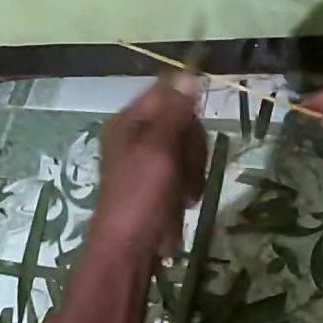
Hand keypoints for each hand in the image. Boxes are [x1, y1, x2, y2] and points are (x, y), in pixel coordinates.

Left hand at [86, 77, 207, 255]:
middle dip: (192, 148)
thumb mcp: (159, 149)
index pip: (167, 93)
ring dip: (193, 171)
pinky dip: (189, 185)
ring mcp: (147, 160)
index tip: (193, 135)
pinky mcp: (158, 182)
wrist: (129, 248)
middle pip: (182, 121)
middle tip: (187, 171)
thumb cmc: (140, 196)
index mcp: (128, 121)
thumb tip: (188, 73)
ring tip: (185, 194)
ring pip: (188, 148)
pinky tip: (183, 202)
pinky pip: (185, 170)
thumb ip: (174, 111)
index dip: (186, 111)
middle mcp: (136, 135)